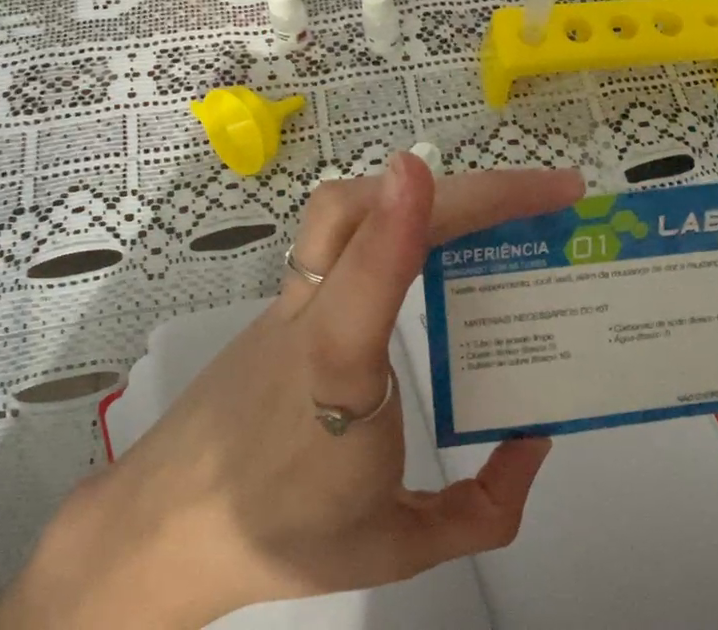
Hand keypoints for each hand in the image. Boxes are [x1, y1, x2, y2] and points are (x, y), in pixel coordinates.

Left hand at [0, 156, 584, 629]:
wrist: (162, 527)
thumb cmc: (279, 536)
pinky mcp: (284, 300)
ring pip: (343, 209)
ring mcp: (288, 301)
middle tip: (555, 193)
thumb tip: (537, 437)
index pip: (356, 288)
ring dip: (430, 188)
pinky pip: (341, 231)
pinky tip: (444, 232)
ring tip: (508, 203)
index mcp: (333, 385)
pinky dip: (401, 209)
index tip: (423, 169)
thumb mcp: (397, 547)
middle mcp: (306, 322)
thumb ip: (483, 507)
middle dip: (466, 189)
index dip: (391, 226)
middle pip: (361, 215)